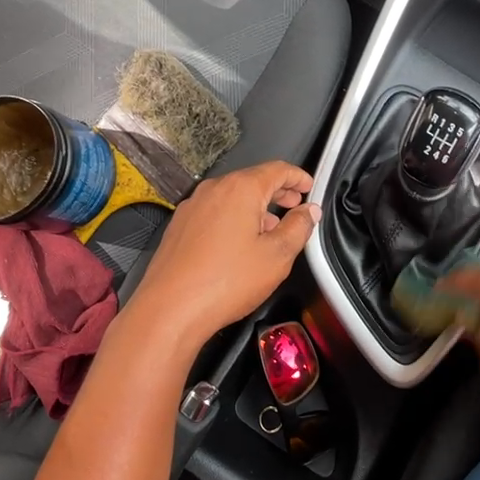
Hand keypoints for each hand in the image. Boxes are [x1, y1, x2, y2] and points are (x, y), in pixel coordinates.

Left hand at [126, 161, 319, 347]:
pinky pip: (214, 212)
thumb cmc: (226, 281)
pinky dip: (233, 218)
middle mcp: (214, 190)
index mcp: (241, 189)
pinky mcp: (180, 226)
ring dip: (255, 208)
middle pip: (253, 180)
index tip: (309, 186)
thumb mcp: (277, 256)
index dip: (298, 177)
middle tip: (295, 206)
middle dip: (277, 192)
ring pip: (232, 197)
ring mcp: (192, 207)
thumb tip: (309, 211)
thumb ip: (299, 227)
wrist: (170, 309)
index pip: (277, 169)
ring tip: (270, 230)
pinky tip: (239, 244)